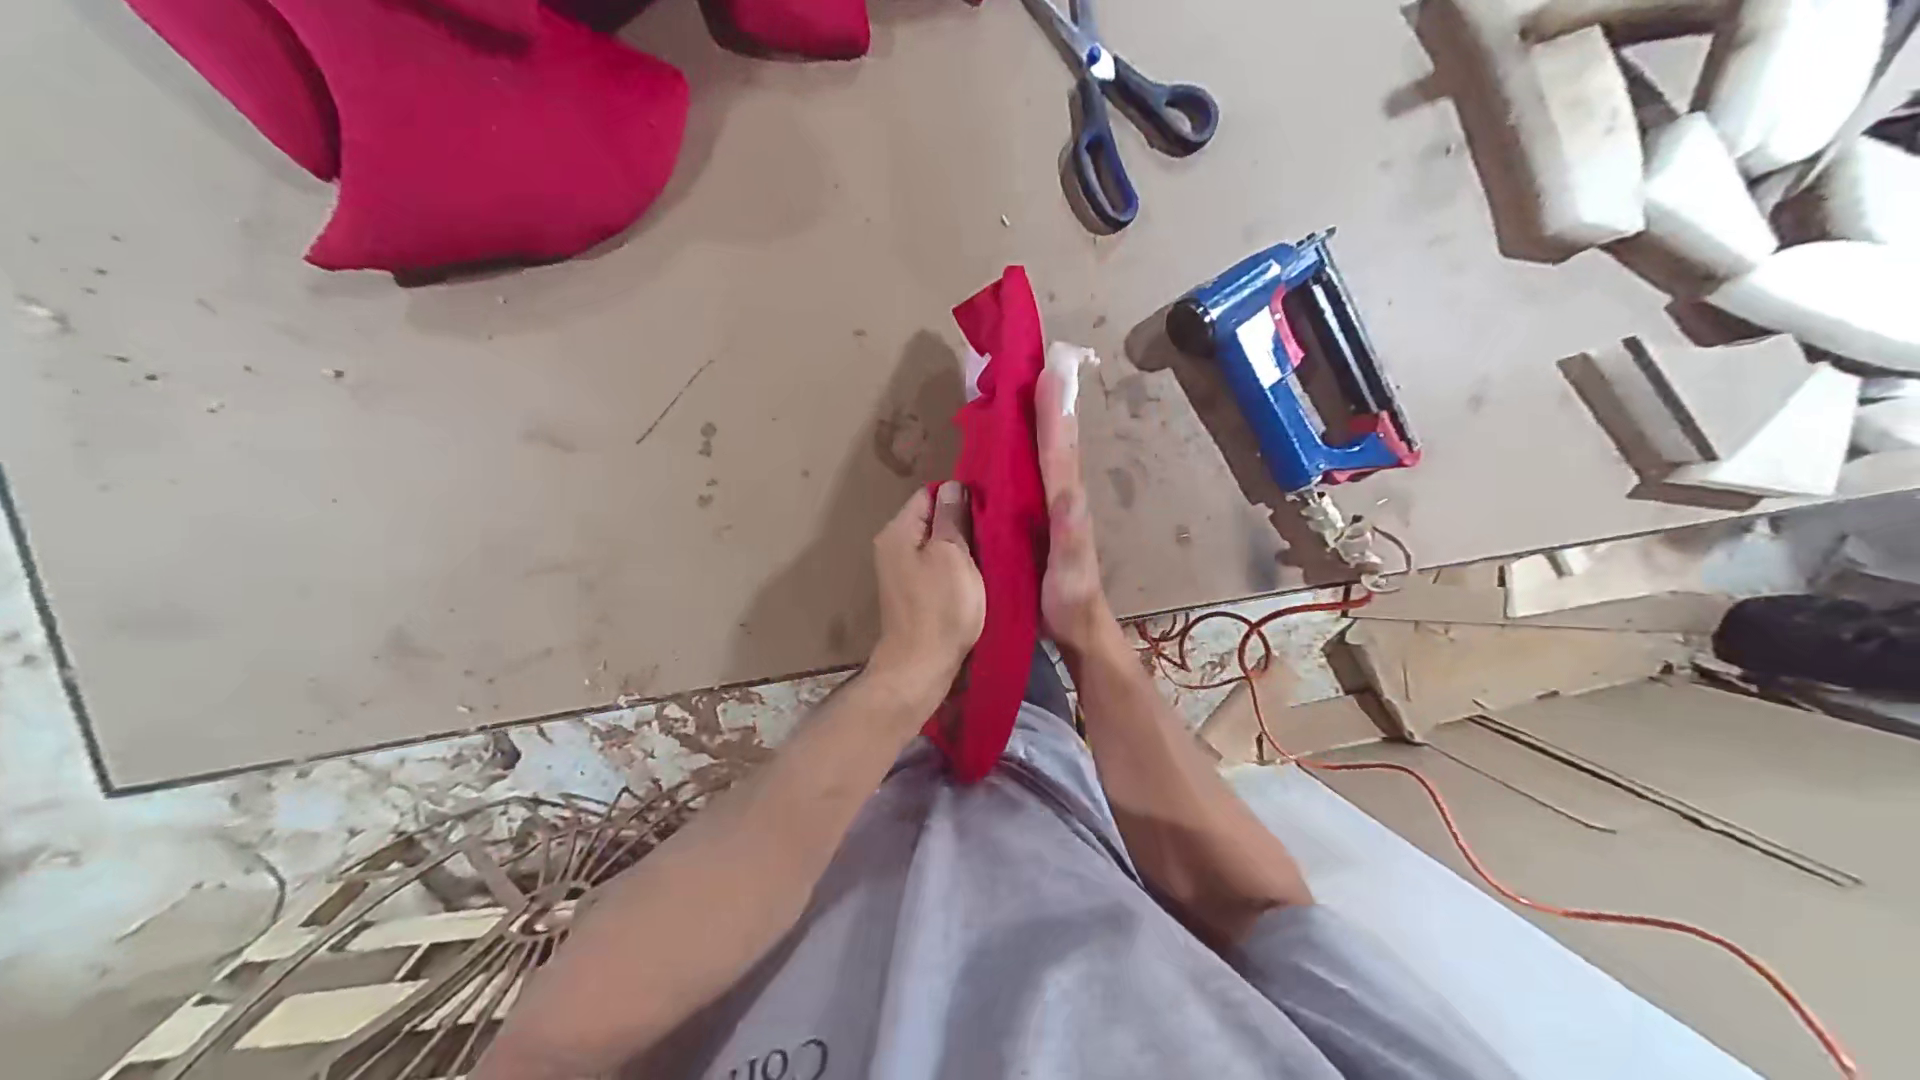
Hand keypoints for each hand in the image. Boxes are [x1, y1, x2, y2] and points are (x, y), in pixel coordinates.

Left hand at [869, 481, 986, 699]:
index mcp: (897, 531)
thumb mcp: (952, 556)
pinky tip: (974, 573)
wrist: (920, 667)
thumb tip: (953, 486)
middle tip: (994, 528)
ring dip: (960, 546)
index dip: (959, 495)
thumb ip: (952, 518)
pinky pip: (935, 566)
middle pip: (931, 518)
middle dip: (961, 521)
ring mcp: (900, 570)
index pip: (929, 493)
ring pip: (935, 544)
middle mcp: (892, 545)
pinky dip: (954, 567)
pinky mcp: (912, 591)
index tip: (988, 507)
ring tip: (989, 550)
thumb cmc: (940, 608)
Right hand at [1036, 353, 1116, 657]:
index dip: (1052, 412)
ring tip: (1025, 387)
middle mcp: (1062, 496)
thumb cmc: (1070, 600)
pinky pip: (1032, 475)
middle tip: (1037, 364)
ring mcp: (1052, 507)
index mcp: (1067, 502)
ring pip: (1045, 455)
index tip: (1047, 372)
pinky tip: (1011, 443)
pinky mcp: (1039, 519)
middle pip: (1055, 442)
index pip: (1058, 450)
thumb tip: (1068, 488)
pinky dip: (1026, 450)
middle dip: (1047, 403)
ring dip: (1038, 420)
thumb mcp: (1070, 570)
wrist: (1076, 627)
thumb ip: (1070, 532)